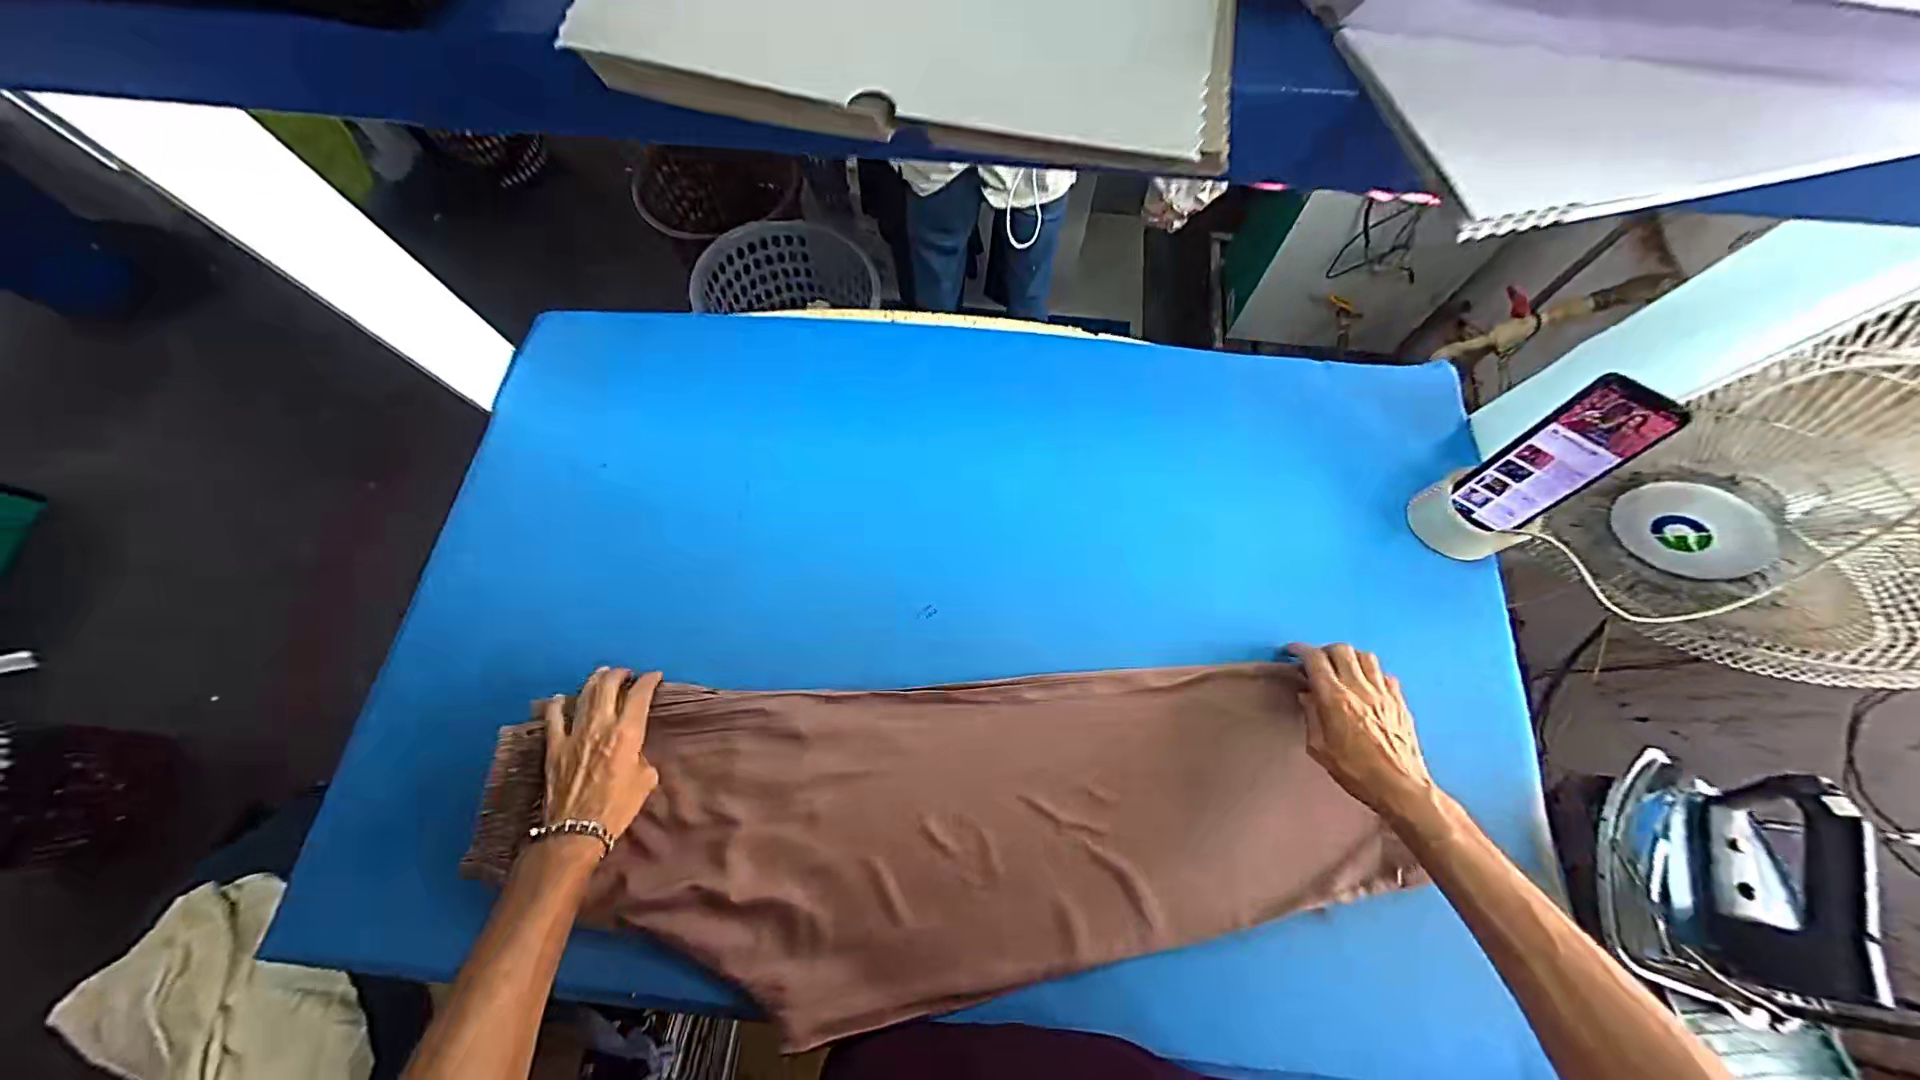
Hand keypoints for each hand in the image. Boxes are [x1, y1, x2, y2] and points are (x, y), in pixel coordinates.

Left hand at [543, 667, 661, 836]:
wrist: (577, 830)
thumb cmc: (618, 806)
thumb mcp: (645, 779)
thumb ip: (640, 755)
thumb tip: (633, 750)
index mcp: (627, 733)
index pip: (639, 695)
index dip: (648, 681)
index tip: (654, 676)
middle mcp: (600, 726)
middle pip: (608, 687)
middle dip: (619, 674)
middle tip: (625, 673)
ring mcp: (574, 735)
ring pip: (583, 696)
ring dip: (593, 681)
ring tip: (600, 674)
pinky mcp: (554, 747)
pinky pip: (553, 719)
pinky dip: (556, 705)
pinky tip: (559, 699)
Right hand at [1287, 643, 1435, 821]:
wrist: (1399, 787)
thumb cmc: (1355, 771)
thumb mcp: (1319, 747)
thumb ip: (1311, 715)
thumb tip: (1306, 695)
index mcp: (1334, 698)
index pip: (1315, 659)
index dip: (1300, 650)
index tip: (1292, 651)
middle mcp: (1359, 689)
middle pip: (1341, 649)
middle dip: (1324, 650)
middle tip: (1316, 662)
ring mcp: (1383, 694)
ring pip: (1366, 656)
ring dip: (1350, 657)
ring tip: (1342, 669)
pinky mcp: (1400, 702)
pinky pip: (1385, 675)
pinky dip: (1372, 674)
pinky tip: (1366, 686)